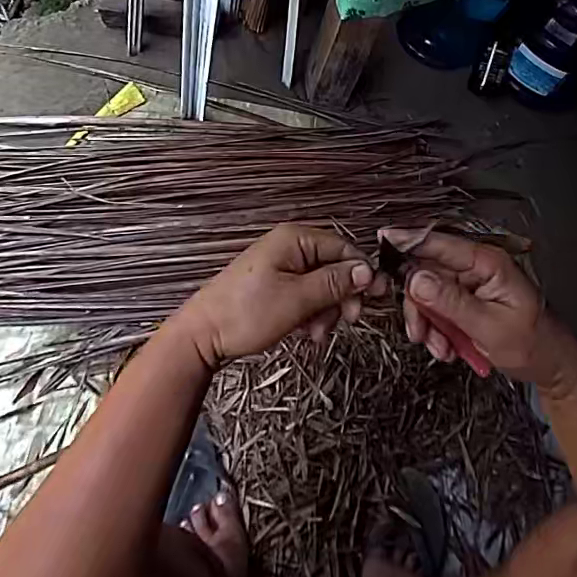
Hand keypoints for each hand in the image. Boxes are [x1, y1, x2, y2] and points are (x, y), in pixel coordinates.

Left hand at [173, 225, 388, 369]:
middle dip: (342, 296)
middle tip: (348, 320)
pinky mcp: (276, 285)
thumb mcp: (297, 299)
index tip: (374, 298)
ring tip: (316, 332)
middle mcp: (290, 246)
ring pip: (322, 284)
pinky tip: (307, 332)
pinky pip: (306, 294)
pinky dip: (312, 313)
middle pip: (334, 266)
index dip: (360, 273)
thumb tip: (366, 271)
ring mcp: (281, 265)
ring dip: (327, 309)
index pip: (343, 248)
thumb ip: (334, 283)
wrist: (202, 337)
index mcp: (294, 239)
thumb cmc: (245, 314)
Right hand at [380, 227, 576, 396]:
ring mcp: (469, 283)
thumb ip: (450, 302)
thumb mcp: (489, 326)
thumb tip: (415, 279)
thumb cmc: (533, 344)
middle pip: (427, 271)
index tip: (383, 240)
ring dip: (427, 322)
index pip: (439, 242)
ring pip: (427, 292)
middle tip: (420, 332)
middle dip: (419, 304)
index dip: (409, 240)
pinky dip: (436, 328)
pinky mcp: (464, 299)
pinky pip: (436, 307)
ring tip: (440, 348)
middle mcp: (475, 267)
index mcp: (487, 261)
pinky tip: (447, 347)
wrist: (551, 367)